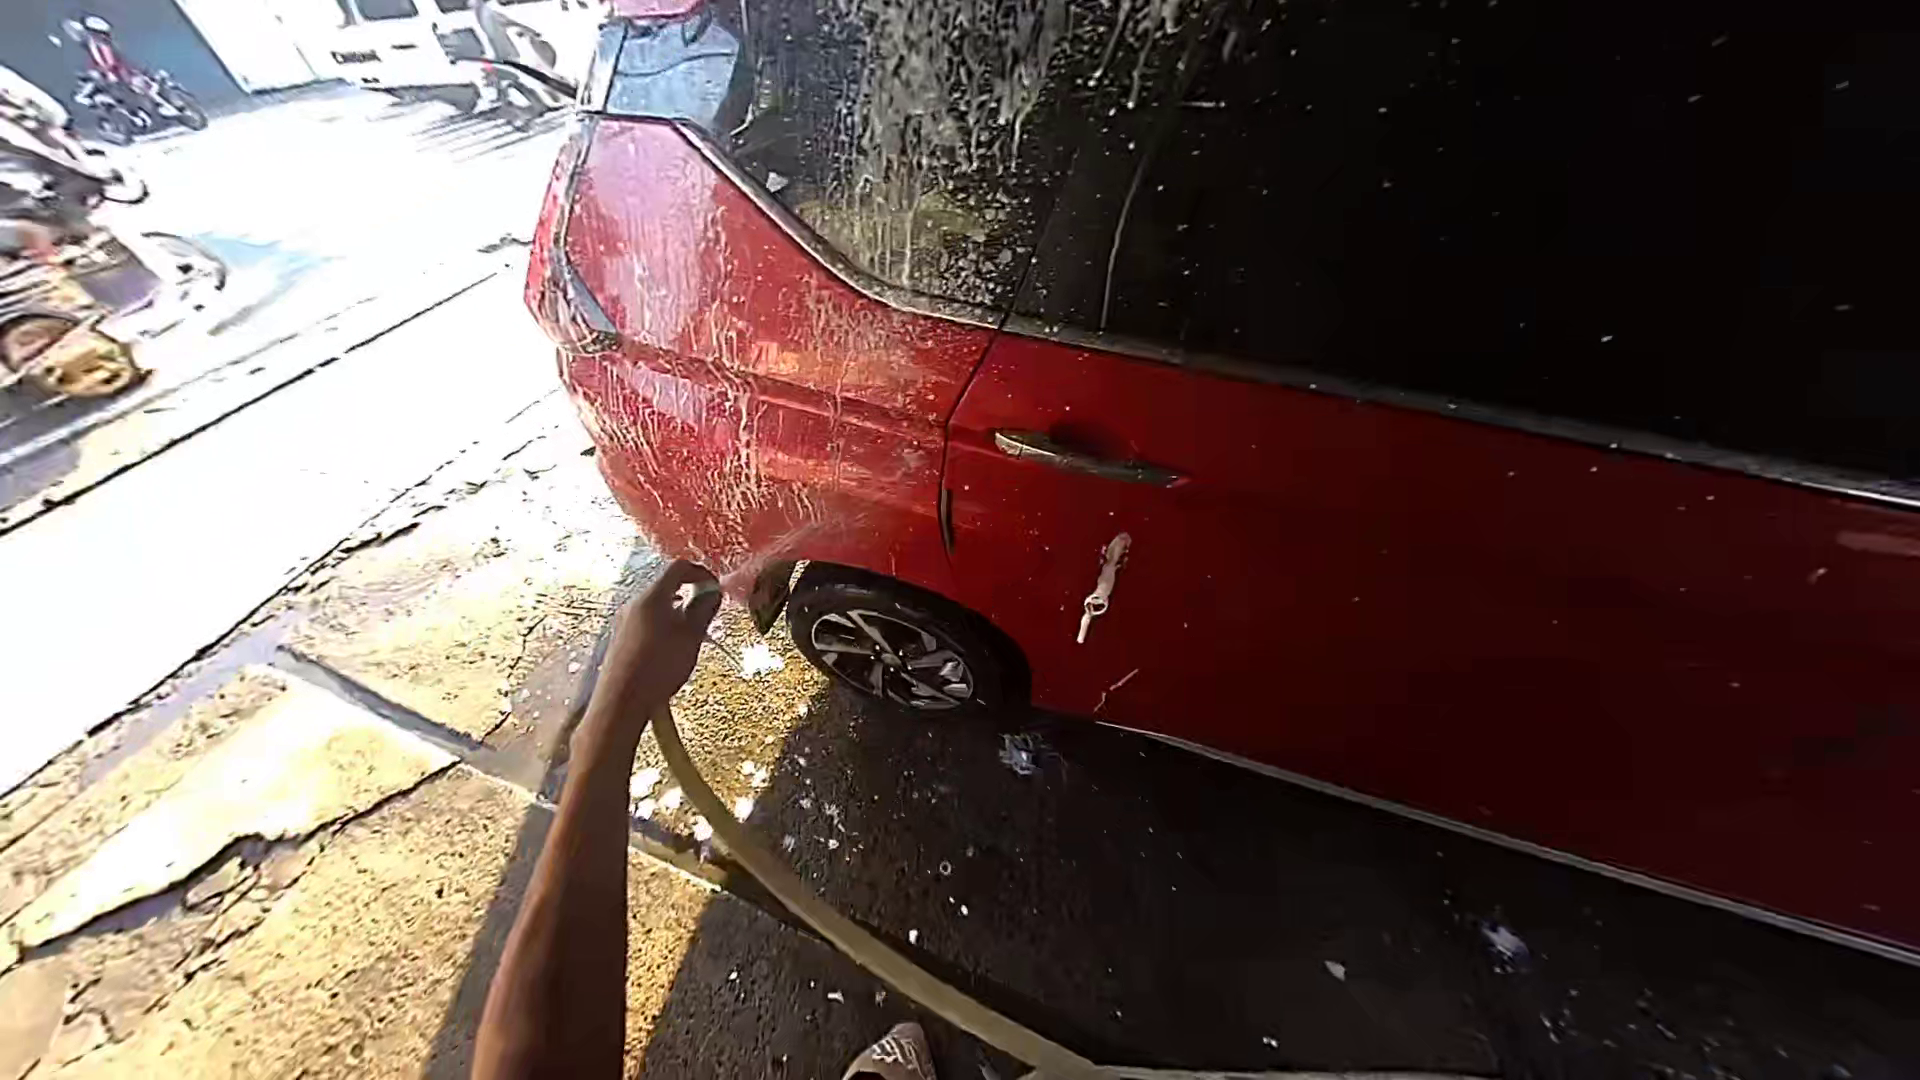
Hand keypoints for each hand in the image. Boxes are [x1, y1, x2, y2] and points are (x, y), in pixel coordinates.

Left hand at [593, 559, 719, 728]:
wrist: (621, 702)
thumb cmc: (660, 665)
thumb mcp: (691, 636)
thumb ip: (704, 609)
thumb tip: (713, 592)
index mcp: (652, 596)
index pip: (679, 567)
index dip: (702, 573)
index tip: (716, 588)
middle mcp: (634, 602)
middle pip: (667, 584)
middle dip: (691, 592)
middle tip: (709, 611)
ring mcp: (624, 619)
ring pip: (657, 602)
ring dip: (679, 608)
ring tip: (694, 630)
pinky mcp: (621, 636)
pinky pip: (648, 618)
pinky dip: (666, 621)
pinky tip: (673, 645)